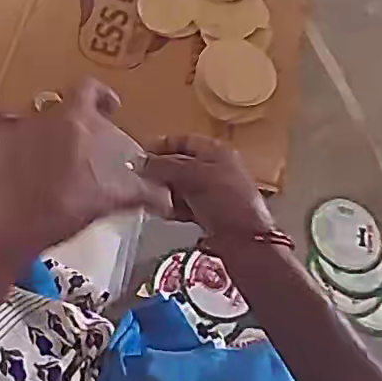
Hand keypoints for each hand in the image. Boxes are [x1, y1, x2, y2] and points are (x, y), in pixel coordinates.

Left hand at [0, 80, 173, 256]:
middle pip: (67, 107)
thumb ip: (139, 194)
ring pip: (46, 124)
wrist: (7, 229)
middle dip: (85, 121)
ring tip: (77, 162)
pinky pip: (28, 142)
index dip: (103, 93)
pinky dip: (42, 152)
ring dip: (62, 136)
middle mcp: (42, 118)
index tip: (113, 108)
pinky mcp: (3, 154)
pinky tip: (50, 178)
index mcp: (70, 120)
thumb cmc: (60, 207)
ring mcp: (19, 134)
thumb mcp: (105, 200)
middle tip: (99, 142)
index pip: (87, 88)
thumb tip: (166, 198)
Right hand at [142, 135, 275, 237]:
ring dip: (164, 191)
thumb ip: (162, 166)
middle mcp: (216, 169)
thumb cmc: (222, 198)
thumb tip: (138, 161)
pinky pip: (184, 205)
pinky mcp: (209, 214)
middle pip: (180, 164)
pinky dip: (172, 207)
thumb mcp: (190, 175)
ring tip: (148, 197)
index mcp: (216, 151)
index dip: (162, 145)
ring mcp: (213, 192)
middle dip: (159, 171)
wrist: (244, 239)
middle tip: (139, 178)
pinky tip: (163, 212)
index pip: (184, 141)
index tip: (140, 154)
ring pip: (180, 186)